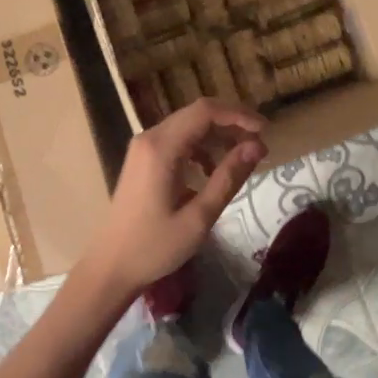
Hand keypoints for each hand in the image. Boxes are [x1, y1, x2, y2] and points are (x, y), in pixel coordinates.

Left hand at [85, 98, 265, 300]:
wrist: (111, 266)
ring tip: (243, 159)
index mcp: (161, 147)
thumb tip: (257, 147)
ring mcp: (143, 147)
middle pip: (197, 114)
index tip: (265, 131)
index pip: (205, 111)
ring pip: (188, 126)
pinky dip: (200, 148)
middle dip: (231, 124)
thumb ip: (228, 178)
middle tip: (259, 146)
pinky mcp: (142, 159)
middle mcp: (149, 138)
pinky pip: (177, 141)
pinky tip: (212, 172)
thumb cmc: (155, 246)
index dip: (238, 115)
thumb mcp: (199, 217)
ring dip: (217, 137)